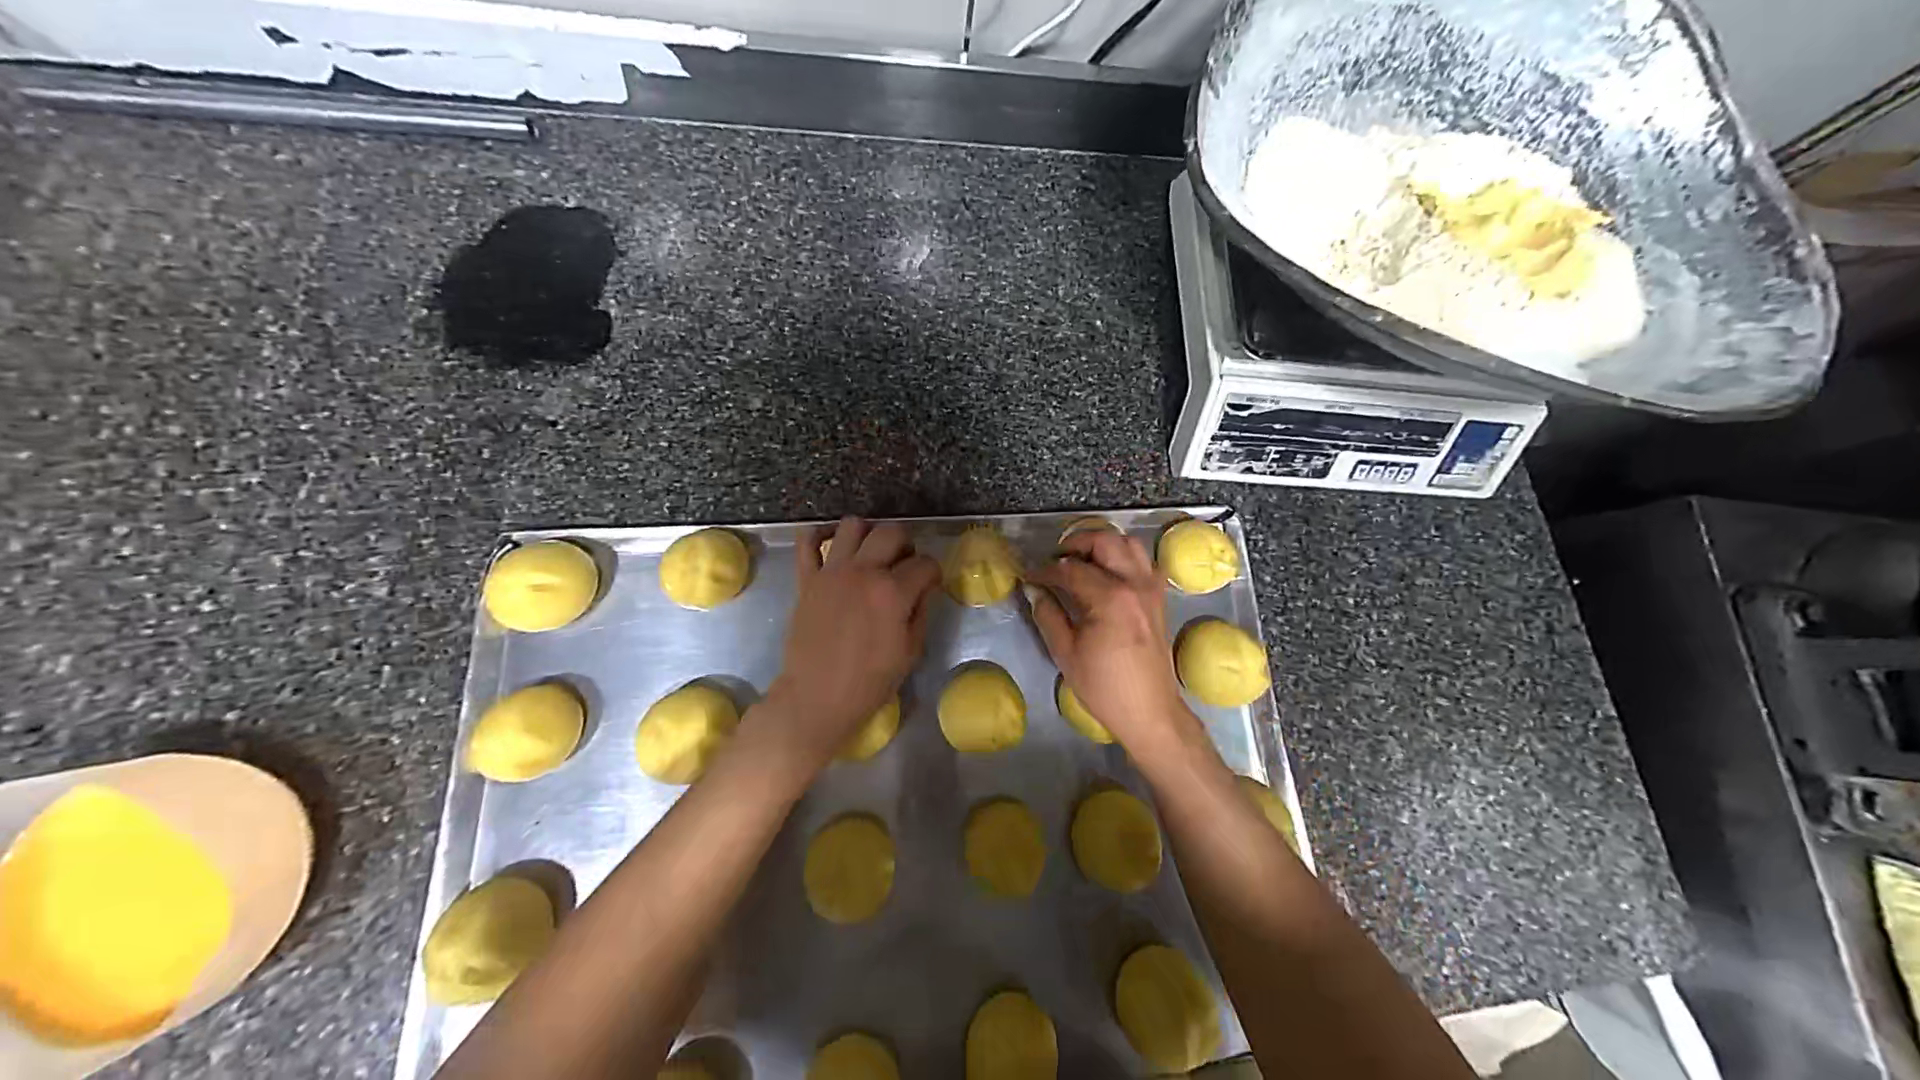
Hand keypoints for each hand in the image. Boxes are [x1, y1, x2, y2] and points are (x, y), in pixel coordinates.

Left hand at [760, 517, 940, 766]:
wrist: (816, 697)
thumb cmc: (869, 682)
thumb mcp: (910, 651)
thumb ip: (921, 611)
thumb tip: (924, 587)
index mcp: (893, 592)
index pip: (925, 563)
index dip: (933, 572)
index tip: (931, 583)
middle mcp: (864, 572)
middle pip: (892, 532)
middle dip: (906, 544)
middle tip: (904, 566)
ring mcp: (832, 571)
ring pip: (853, 525)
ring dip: (869, 533)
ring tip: (872, 553)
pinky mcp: (807, 578)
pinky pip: (807, 541)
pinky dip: (820, 534)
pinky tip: (834, 543)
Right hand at [1026, 531, 1194, 749]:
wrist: (1150, 711)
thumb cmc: (1104, 687)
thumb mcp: (1066, 653)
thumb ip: (1048, 614)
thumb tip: (1034, 590)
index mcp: (1110, 599)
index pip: (1070, 569)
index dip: (1045, 571)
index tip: (1030, 576)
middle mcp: (1135, 584)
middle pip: (1104, 541)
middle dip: (1075, 544)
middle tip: (1055, 560)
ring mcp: (1151, 588)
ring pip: (1128, 544)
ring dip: (1102, 545)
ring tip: (1080, 561)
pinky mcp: (1159, 597)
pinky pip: (1143, 561)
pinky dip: (1123, 557)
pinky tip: (1106, 574)